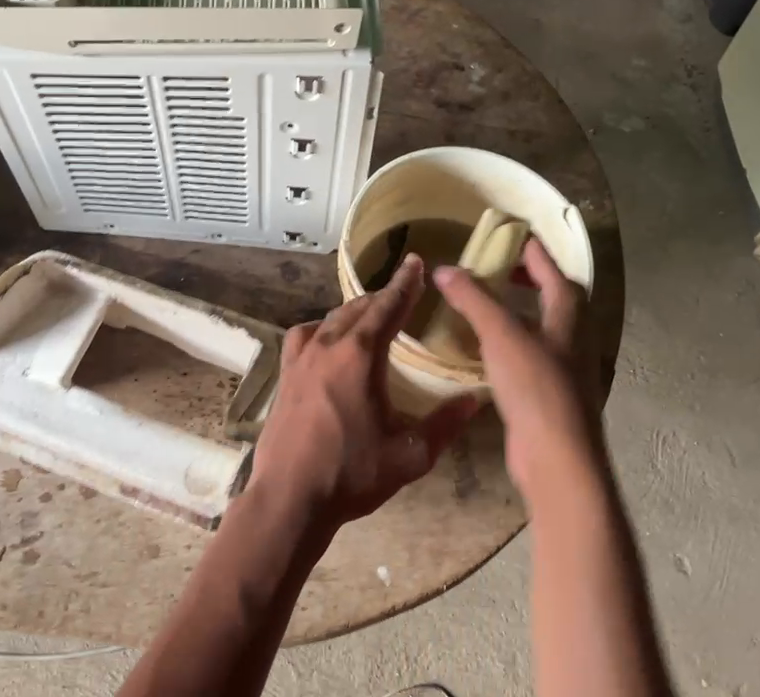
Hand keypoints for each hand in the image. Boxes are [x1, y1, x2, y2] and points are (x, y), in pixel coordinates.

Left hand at [248, 254, 478, 533]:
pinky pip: (305, 336)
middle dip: (382, 297)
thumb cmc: (352, 474)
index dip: (405, 283)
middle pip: (358, 308)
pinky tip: (328, 342)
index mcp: (360, 355)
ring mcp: (300, 359)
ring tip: (370, 315)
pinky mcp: (284, 375)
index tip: (416, 262)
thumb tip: (474, 398)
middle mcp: (328, 346)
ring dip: (354, 311)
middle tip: (402, 292)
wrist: (289, 498)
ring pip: (330, 318)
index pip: (388, 307)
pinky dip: (322, 329)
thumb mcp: (410, 455)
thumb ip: (445, 425)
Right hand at [431, 238, 599, 500]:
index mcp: (568, 314)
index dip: (532, 252)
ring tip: (486, 305)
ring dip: (519, 312)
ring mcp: (564, 367)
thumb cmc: (536, 386)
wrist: (557, 457)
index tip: (510, 236)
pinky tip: (486, 350)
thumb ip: (473, 299)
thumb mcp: (500, 334)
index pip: (552, 270)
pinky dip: (510, 343)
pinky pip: (530, 356)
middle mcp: (573, 337)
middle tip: (496, 269)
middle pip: (554, 297)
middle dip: (528, 280)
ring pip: (543, 328)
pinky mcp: (549, 394)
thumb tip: (443, 269)